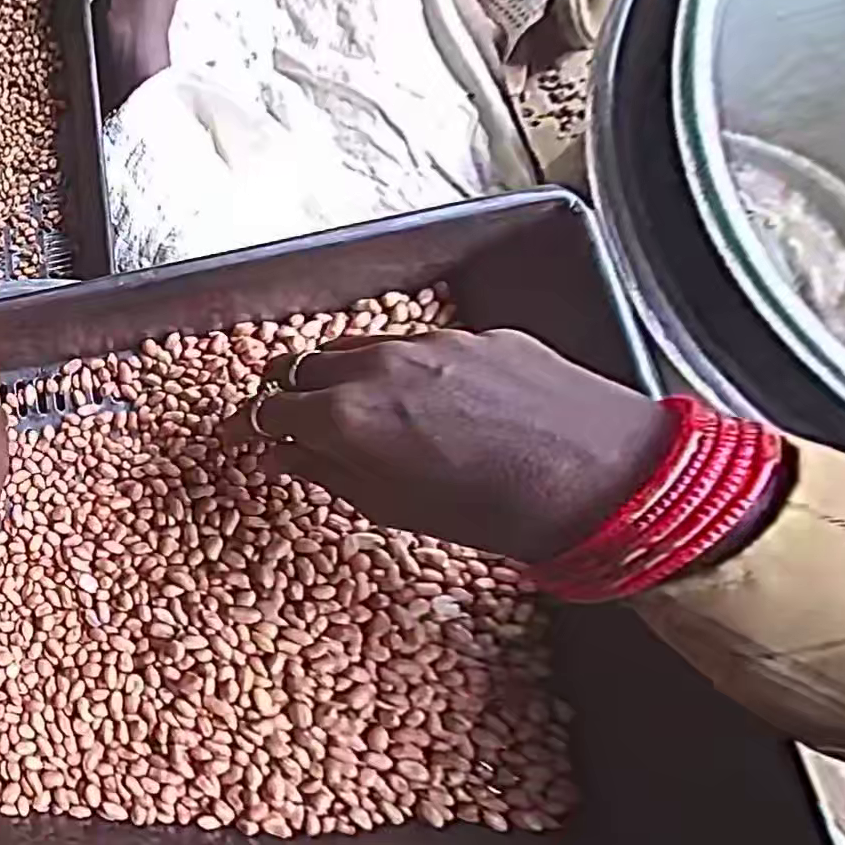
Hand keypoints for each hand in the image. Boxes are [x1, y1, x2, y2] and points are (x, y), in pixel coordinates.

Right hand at [224, 330, 675, 562]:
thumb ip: (320, 469)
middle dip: (279, 391)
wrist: (609, 480)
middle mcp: (374, 368)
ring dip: (329, 373)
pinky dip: (388, 367)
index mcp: (343, 416)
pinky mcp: (474, 335)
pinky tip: (413, 394)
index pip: (266, 409)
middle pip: (298, 366)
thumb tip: (278, 455)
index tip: (235, 433)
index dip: (243, 423)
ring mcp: (426, 344)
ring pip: (350, 348)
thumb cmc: (483, 509)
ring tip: (339, 400)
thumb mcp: (383, 503)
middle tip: (280, 415)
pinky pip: (408, 345)